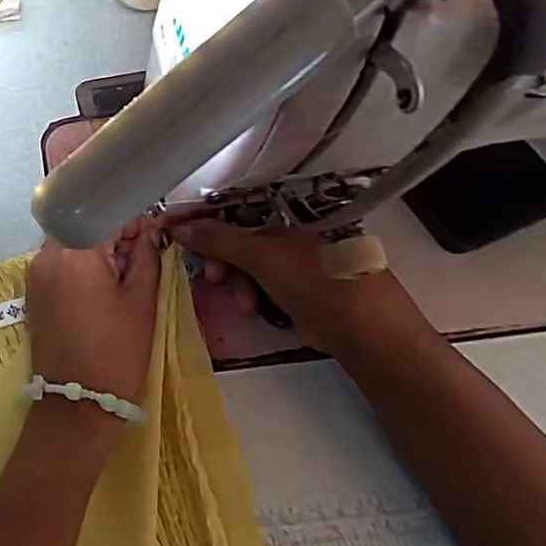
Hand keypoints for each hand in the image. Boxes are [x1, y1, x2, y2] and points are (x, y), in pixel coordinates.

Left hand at [25, 219, 163, 415]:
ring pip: (71, 242)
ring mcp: (35, 274)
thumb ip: (146, 255)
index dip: (134, 219)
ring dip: (98, 249)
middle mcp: (46, 255)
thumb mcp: (141, 301)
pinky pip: (60, 264)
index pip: (106, 213)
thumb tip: (149, 230)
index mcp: (74, 251)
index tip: (154, 234)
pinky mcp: (33, 293)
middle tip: (141, 257)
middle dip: (114, 233)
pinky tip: (103, 288)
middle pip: (84, 223)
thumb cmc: (117, 352)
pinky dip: (82, 266)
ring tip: (123, 276)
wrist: (78, 405)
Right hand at [169, 221, 434, 360]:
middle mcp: (293, 236)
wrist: (366, 332)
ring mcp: (298, 264)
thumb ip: (220, 240)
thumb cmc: (318, 284)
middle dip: (222, 261)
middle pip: (240, 242)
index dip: (207, 225)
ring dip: (237, 284)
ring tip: (244, 303)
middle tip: (212, 278)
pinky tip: (255, 310)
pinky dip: (253, 297)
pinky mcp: (300, 293)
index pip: (236, 212)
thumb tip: (180, 225)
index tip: (179, 237)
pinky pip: (263, 288)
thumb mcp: (264, 257)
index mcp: (288, 218)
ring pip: (249, 268)